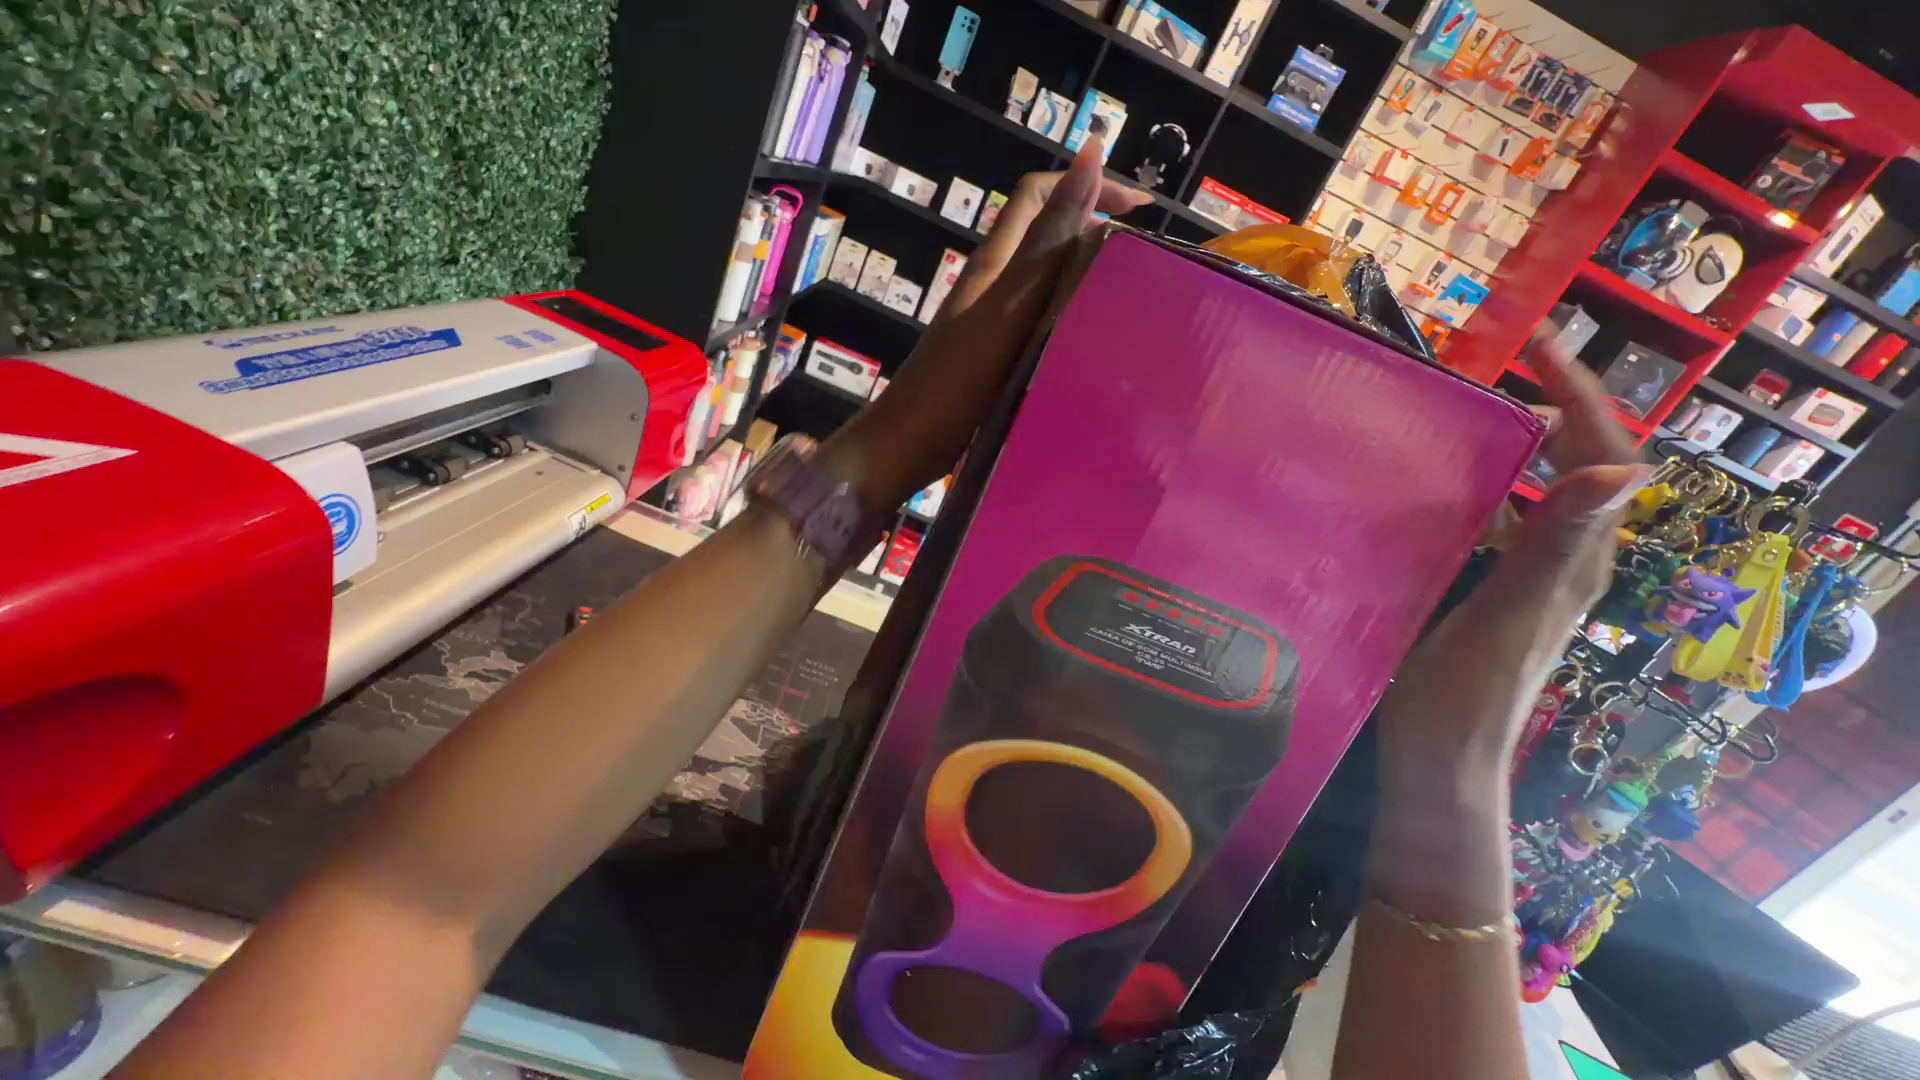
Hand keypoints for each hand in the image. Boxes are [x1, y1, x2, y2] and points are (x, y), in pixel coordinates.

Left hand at [818, 139, 1152, 508]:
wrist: (907, 445)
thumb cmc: (959, 379)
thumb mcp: (1011, 305)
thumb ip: (1048, 241)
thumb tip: (1088, 156)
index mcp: (996, 263)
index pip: (1038, 194)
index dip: (1086, 183)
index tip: (1141, 206)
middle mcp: (992, 285)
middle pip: (1043, 233)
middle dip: (1093, 226)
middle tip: (1143, 254)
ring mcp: (989, 322)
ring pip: (1042, 277)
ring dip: (1085, 271)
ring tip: (1130, 295)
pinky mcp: (990, 357)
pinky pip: (1038, 318)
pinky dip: (1070, 313)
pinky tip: (1091, 342)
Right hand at [1377, 329, 1648, 791]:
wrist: (1442, 758)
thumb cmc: (1466, 690)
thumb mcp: (1511, 613)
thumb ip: (1556, 546)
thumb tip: (1621, 469)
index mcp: (1577, 557)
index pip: (1601, 455)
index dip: (1577, 393)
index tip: (1537, 343)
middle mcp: (1564, 559)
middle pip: (1576, 465)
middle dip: (1550, 405)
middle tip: (1498, 366)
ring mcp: (1529, 576)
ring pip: (1535, 490)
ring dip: (1513, 443)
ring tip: (1466, 410)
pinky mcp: (1492, 590)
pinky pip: (1499, 519)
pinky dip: (1480, 484)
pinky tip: (1437, 482)